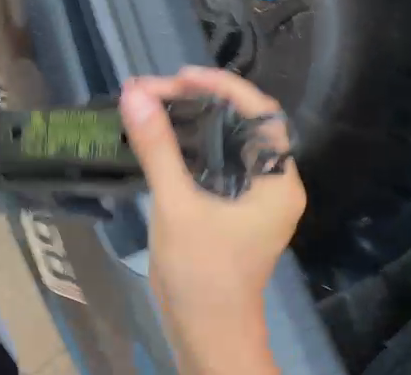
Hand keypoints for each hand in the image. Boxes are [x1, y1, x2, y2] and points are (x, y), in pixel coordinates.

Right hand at [121, 66, 304, 374]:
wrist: (206, 334)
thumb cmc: (204, 273)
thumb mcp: (177, 205)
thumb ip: (158, 147)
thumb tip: (135, 92)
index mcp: (275, 183)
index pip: (260, 115)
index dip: (223, 86)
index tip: (179, 76)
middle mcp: (267, 183)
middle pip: (238, 121)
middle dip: (194, 97)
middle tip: (148, 89)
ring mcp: (245, 195)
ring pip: (219, 136)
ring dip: (184, 114)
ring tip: (143, 100)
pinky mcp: (222, 204)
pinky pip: (205, 155)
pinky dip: (180, 137)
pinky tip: (151, 129)